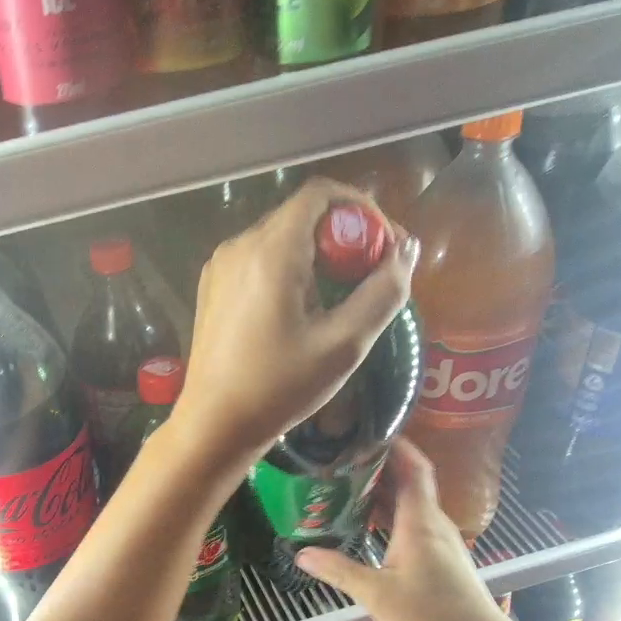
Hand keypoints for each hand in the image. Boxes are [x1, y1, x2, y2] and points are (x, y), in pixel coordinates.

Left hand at [172, 177, 420, 470]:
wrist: (213, 426)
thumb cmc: (279, 388)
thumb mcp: (344, 344)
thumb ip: (383, 291)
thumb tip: (407, 249)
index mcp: (270, 251)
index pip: (321, 193)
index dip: (362, 209)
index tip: (384, 247)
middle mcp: (239, 246)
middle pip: (302, 215)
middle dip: (345, 235)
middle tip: (371, 278)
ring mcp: (220, 267)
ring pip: (281, 238)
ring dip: (319, 255)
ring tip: (341, 300)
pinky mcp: (213, 289)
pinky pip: (259, 261)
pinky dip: (290, 270)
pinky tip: (304, 311)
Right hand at [294, 439, 517, 620]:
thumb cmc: (429, 613)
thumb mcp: (375, 593)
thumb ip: (338, 570)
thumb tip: (301, 554)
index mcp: (419, 520)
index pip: (413, 468)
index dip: (397, 444)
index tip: (371, 429)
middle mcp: (433, 523)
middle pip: (409, 482)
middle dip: (379, 466)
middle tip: (344, 458)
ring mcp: (440, 540)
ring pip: (411, 504)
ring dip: (384, 492)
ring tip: (349, 485)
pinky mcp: (441, 556)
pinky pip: (414, 522)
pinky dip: (391, 514)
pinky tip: (369, 524)